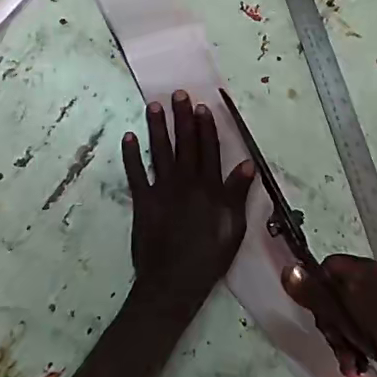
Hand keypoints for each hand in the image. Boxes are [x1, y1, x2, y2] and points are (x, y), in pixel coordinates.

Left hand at [122, 91, 256, 310]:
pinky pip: (135, 174)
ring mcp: (162, 191)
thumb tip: (248, 164)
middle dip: (182, 117)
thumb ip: (238, 195)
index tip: (202, 106)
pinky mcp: (142, 202)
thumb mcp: (234, 229)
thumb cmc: (209, 258)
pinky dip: (131, 155)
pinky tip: (128, 137)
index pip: (209, 150)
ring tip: (154, 106)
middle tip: (178, 93)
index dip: (206, 127)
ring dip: (157, 127)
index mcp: (210, 189)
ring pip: (160, 152)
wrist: (174, 282)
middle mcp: (186, 183)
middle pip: (185, 144)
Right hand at [282, 255, 376, 376]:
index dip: (318, 289)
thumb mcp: (347, 316)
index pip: (327, 267)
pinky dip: (354, 348)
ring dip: (341, 340)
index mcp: (366, 271)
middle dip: (331, 322)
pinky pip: (357, 332)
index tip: (318, 311)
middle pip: (333, 295)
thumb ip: (315, 294)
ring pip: (343, 318)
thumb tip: (287, 270)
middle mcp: (374, 283)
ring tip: (350, 358)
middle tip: (338, 339)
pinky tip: (357, 363)